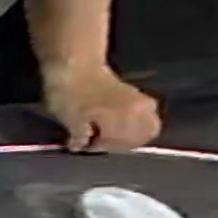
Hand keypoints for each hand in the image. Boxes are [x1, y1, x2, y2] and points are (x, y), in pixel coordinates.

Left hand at [44, 66, 161, 151]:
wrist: (76, 69)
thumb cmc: (68, 95)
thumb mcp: (68, 118)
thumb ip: (79, 135)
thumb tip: (81, 147)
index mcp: (122, 117)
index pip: (121, 141)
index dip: (101, 148)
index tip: (83, 147)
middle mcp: (140, 110)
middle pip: (142, 136)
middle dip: (120, 144)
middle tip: (97, 144)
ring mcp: (144, 102)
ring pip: (149, 127)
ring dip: (131, 136)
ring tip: (107, 138)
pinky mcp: (141, 97)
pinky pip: (148, 117)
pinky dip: (136, 126)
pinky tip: (118, 127)